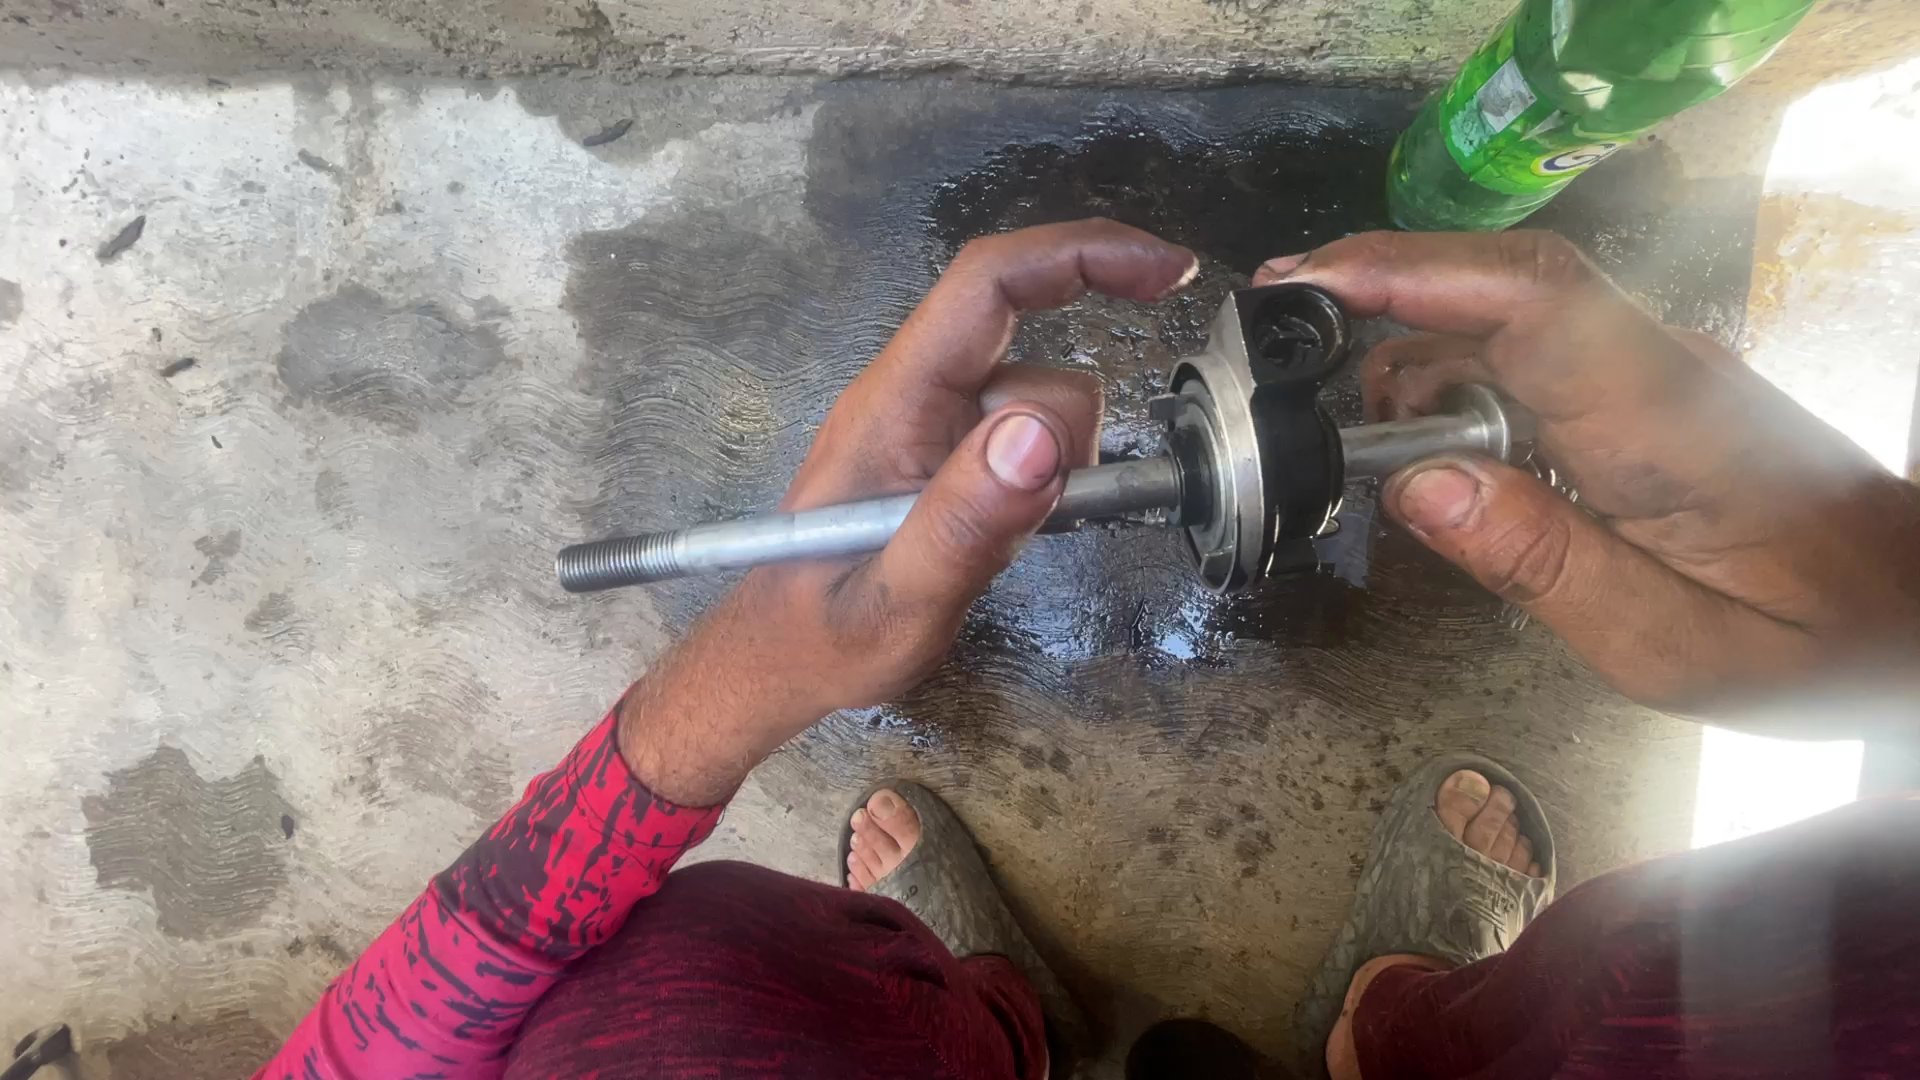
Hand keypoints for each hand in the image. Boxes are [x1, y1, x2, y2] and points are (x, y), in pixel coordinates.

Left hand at [622, 220, 1197, 802]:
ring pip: (1035, 402)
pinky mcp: (944, 455)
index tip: (1167, 270)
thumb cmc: (823, 637)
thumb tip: (1040, 436)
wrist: (780, 657)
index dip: (1080, 255)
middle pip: (1030, 351)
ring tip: (1009, 539)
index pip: (988, 285)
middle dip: (1067, 430)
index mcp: (893, 404)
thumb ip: (962, 524)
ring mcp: (929, 425)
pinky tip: (1008, 530)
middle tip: (1047, 516)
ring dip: (1054, 468)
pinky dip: (1042, 480)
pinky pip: (1021, 441)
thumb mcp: (896, 601)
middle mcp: (912, 396)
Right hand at [1256, 230, 1919, 730]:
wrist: (1906, 615)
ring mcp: (1633, 371)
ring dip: (1400, 363)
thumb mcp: (1672, 646)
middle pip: (1495, 288)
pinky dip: (1433, 389)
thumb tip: (1418, 485)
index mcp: (1665, 418)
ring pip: (1487, 326)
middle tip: (1277, 324)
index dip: (1410, 274)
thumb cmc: (1807, 640)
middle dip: (1374, 287)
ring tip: (1355, 437)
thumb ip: (1544, 563)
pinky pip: (1504, 361)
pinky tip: (1415, 447)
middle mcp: (1648, 367)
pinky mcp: (1617, 388)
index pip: (1531, 302)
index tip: (1309, 285)